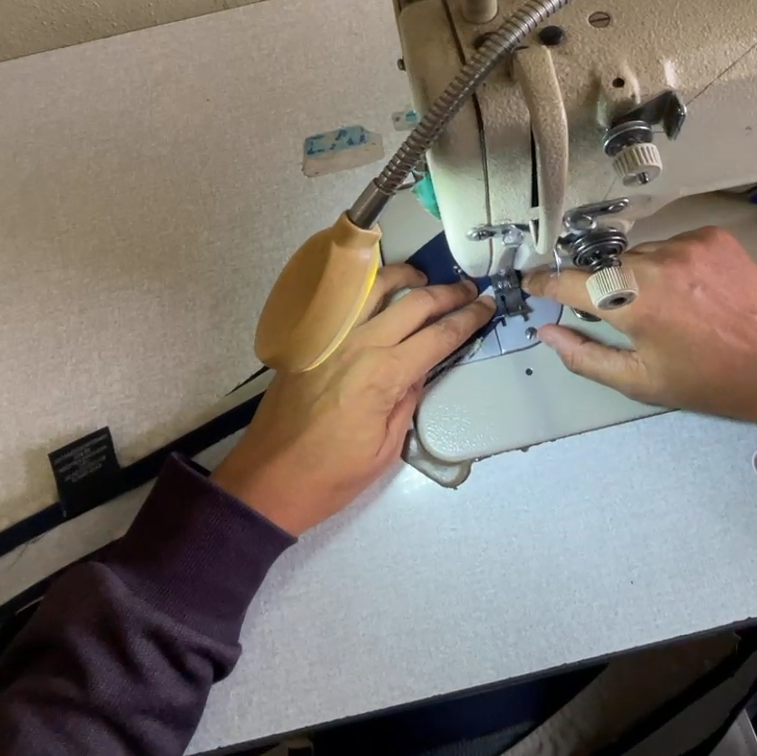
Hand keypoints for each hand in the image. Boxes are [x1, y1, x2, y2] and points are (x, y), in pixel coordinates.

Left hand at [214, 266, 494, 534]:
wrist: (269, 478)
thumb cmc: (333, 475)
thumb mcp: (387, 447)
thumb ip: (408, 399)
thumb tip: (422, 369)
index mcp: (384, 374)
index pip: (439, 335)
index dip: (469, 318)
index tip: (486, 306)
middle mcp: (359, 343)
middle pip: (414, 302)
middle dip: (448, 293)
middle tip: (468, 290)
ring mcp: (329, 336)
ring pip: (374, 286)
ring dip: (405, 277)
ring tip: (423, 280)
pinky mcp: (308, 338)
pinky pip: (339, 299)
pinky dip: (362, 286)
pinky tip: (375, 290)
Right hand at [523, 227, 756, 426]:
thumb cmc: (706, 380)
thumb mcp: (639, 381)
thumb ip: (584, 357)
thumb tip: (545, 333)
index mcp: (633, 303)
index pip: (570, 282)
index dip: (545, 283)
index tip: (531, 282)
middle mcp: (655, 264)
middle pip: (606, 267)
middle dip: (605, 288)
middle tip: (626, 315)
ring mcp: (686, 244)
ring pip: (639, 254)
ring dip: (639, 275)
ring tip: (669, 305)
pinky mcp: (712, 237)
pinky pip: (671, 244)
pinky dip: (670, 264)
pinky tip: (690, 290)